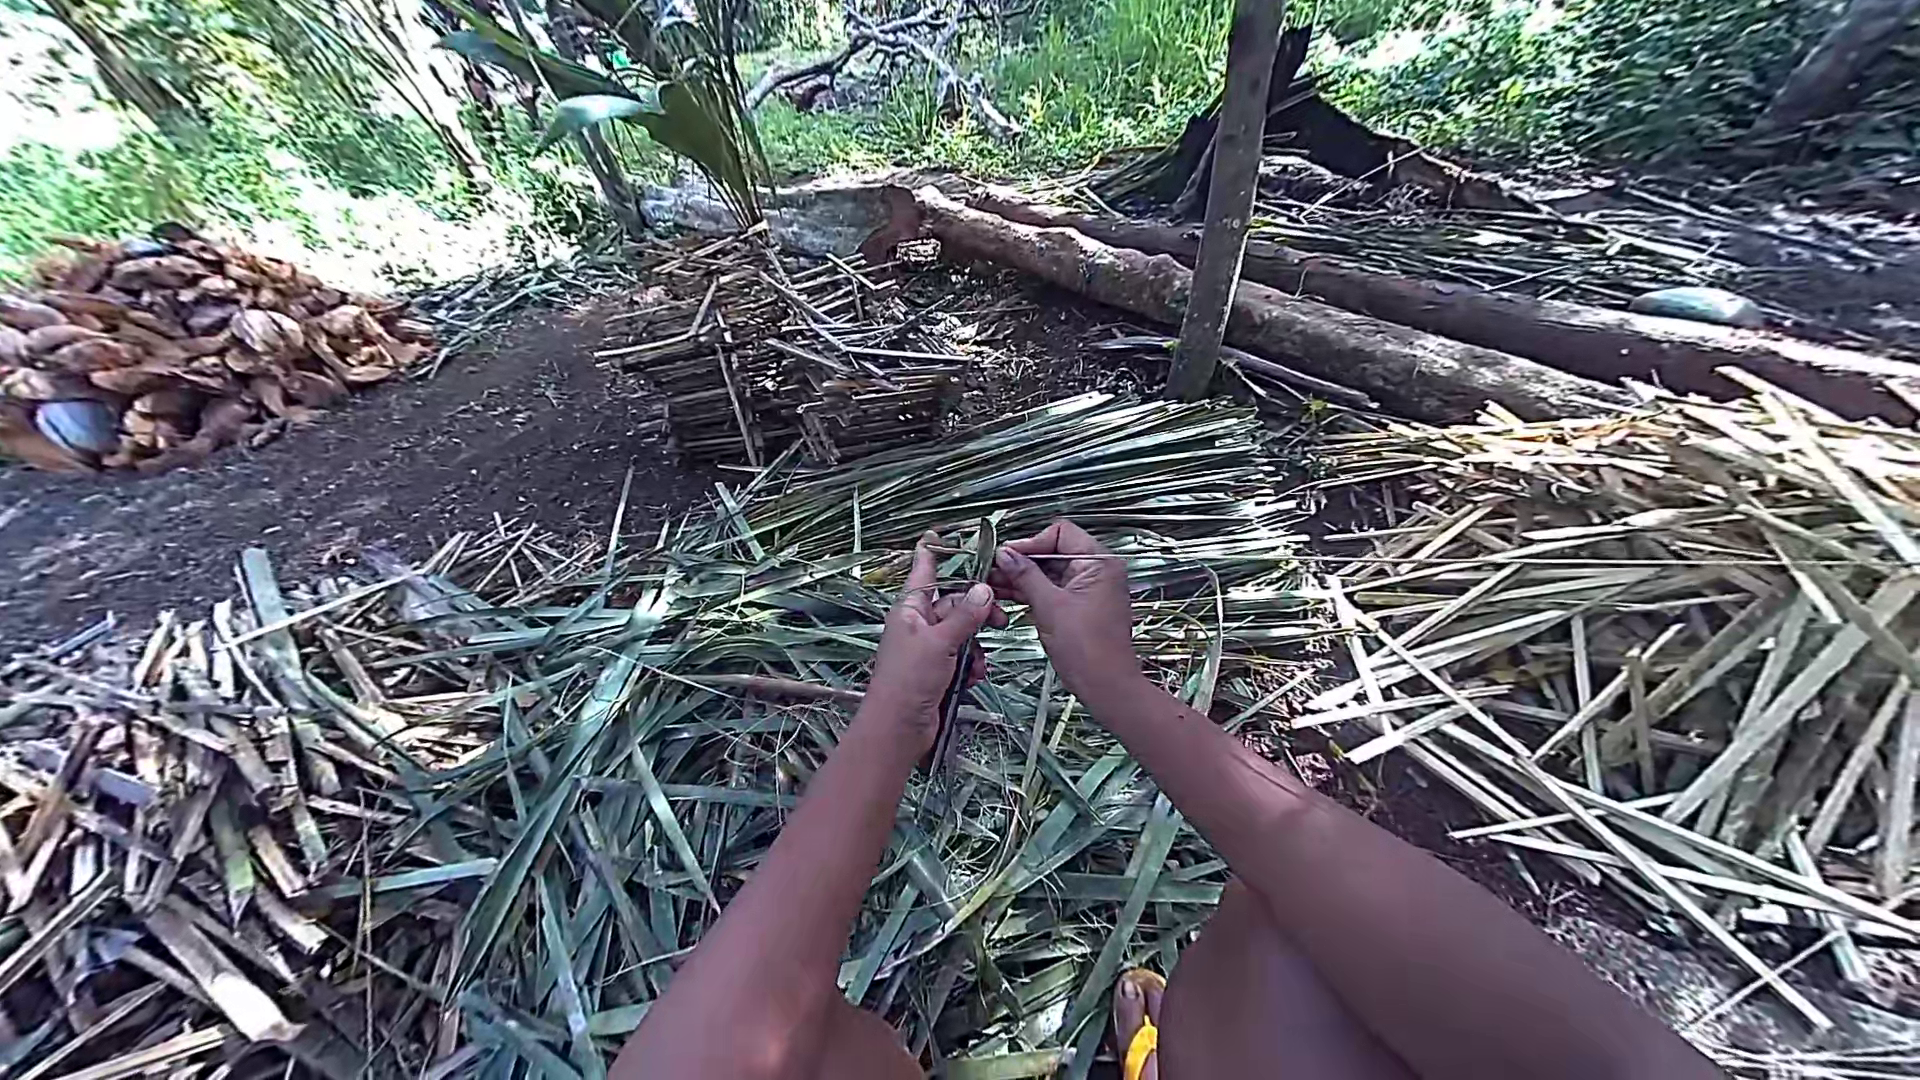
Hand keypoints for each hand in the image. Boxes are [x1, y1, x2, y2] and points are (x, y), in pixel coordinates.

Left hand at [864, 531, 1004, 748]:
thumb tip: (983, 590)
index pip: (924, 572)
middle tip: (998, 619)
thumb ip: (965, 616)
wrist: (899, 729)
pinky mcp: (937, 669)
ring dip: (975, 645)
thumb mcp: (940, 643)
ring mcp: (928, 647)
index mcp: (910, 609)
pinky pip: (962, 655)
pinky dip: (971, 664)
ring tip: (978, 661)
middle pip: (954, 604)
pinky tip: (972, 676)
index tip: (937, 535)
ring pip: (962, 632)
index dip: (932, 553)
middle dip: (976, 612)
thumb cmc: (909, 681)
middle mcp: (918, 624)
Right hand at [988, 520, 1140, 702]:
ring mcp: (1089, 589)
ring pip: (1050, 572)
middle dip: (1023, 561)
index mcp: (1099, 563)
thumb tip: (1006, 554)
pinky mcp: (1080, 606)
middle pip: (1053, 552)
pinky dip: (1033, 592)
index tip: (1007, 555)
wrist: (1106, 686)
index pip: (1061, 534)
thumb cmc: (1089, 650)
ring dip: (1023, 577)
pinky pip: (1053, 589)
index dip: (1031, 543)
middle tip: (995, 569)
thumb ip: (1026, 576)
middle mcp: (1098, 571)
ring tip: (995, 583)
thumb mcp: (1050, 606)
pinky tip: (1009, 595)